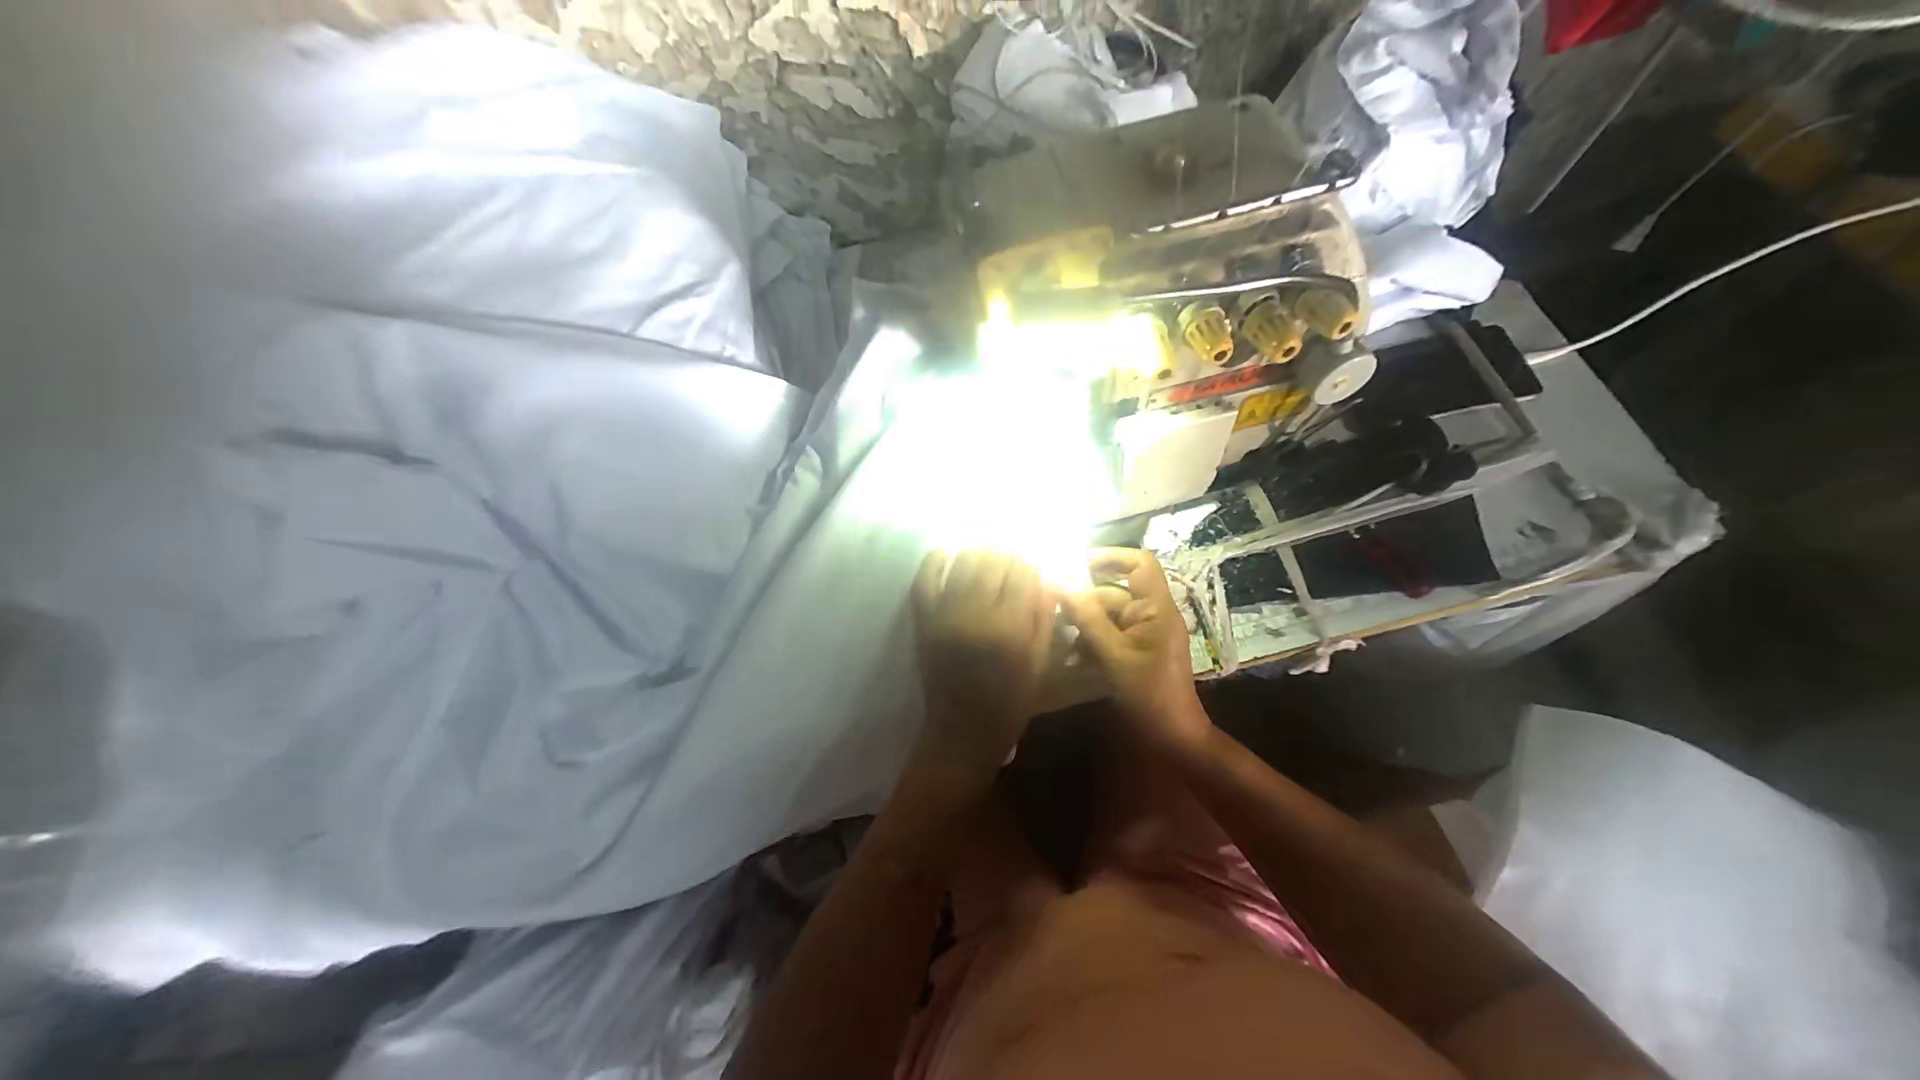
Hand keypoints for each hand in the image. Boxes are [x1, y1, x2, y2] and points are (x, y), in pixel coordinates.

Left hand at [910, 550, 1056, 778]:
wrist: (962, 732)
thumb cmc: (1009, 703)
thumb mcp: (1039, 665)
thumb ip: (1044, 620)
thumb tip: (1048, 581)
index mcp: (1011, 628)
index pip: (1023, 573)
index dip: (1030, 567)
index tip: (1032, 571)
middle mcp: (977, 614)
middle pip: (994, 561)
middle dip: (1007, 558)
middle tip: (1012, 566)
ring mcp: (945, 614)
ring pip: (963, 561)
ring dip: (979, 555)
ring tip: (987, 563)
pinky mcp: (923, 620)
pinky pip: (924, 577)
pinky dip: (936, 560)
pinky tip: (948, 555)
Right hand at [1060, 548, 1210, 752]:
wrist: (1174, 738)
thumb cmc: (1150, 695)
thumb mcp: (1114, 656)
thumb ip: (1088, 618)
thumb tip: (1061, 583)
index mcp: (1156, 609)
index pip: (1139, 564)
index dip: (1110, 556)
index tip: (1075, 564)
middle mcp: (1151, 615)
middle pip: (1113, 592)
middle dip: (1082, 601)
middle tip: (1049, 609)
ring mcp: (1143, 635)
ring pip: (1106, 615)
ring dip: (1081, 624)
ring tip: (1056, 637)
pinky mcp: (1135, 652)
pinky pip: (1108, 635)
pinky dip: (1088, 641)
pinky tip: (1069, 657)